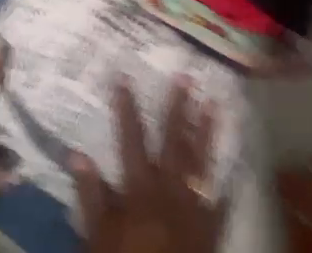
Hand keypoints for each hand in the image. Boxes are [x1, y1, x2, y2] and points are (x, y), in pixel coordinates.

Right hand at [73, 79, 226, 252]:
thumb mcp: (96, 235)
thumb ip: (90, 196)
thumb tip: (76, 154)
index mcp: (139, 190)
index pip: (131, 140)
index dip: (126, 108)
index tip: (124, 76)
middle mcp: (170, 192)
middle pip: (174, 143)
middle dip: (179, 108)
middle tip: (186, 77)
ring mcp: (195, 209)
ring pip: (202, 163)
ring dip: (208, 132)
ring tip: (216, 104)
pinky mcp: (212, 229)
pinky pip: (221, 199)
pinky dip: (226, 180)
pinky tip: (234, 161)